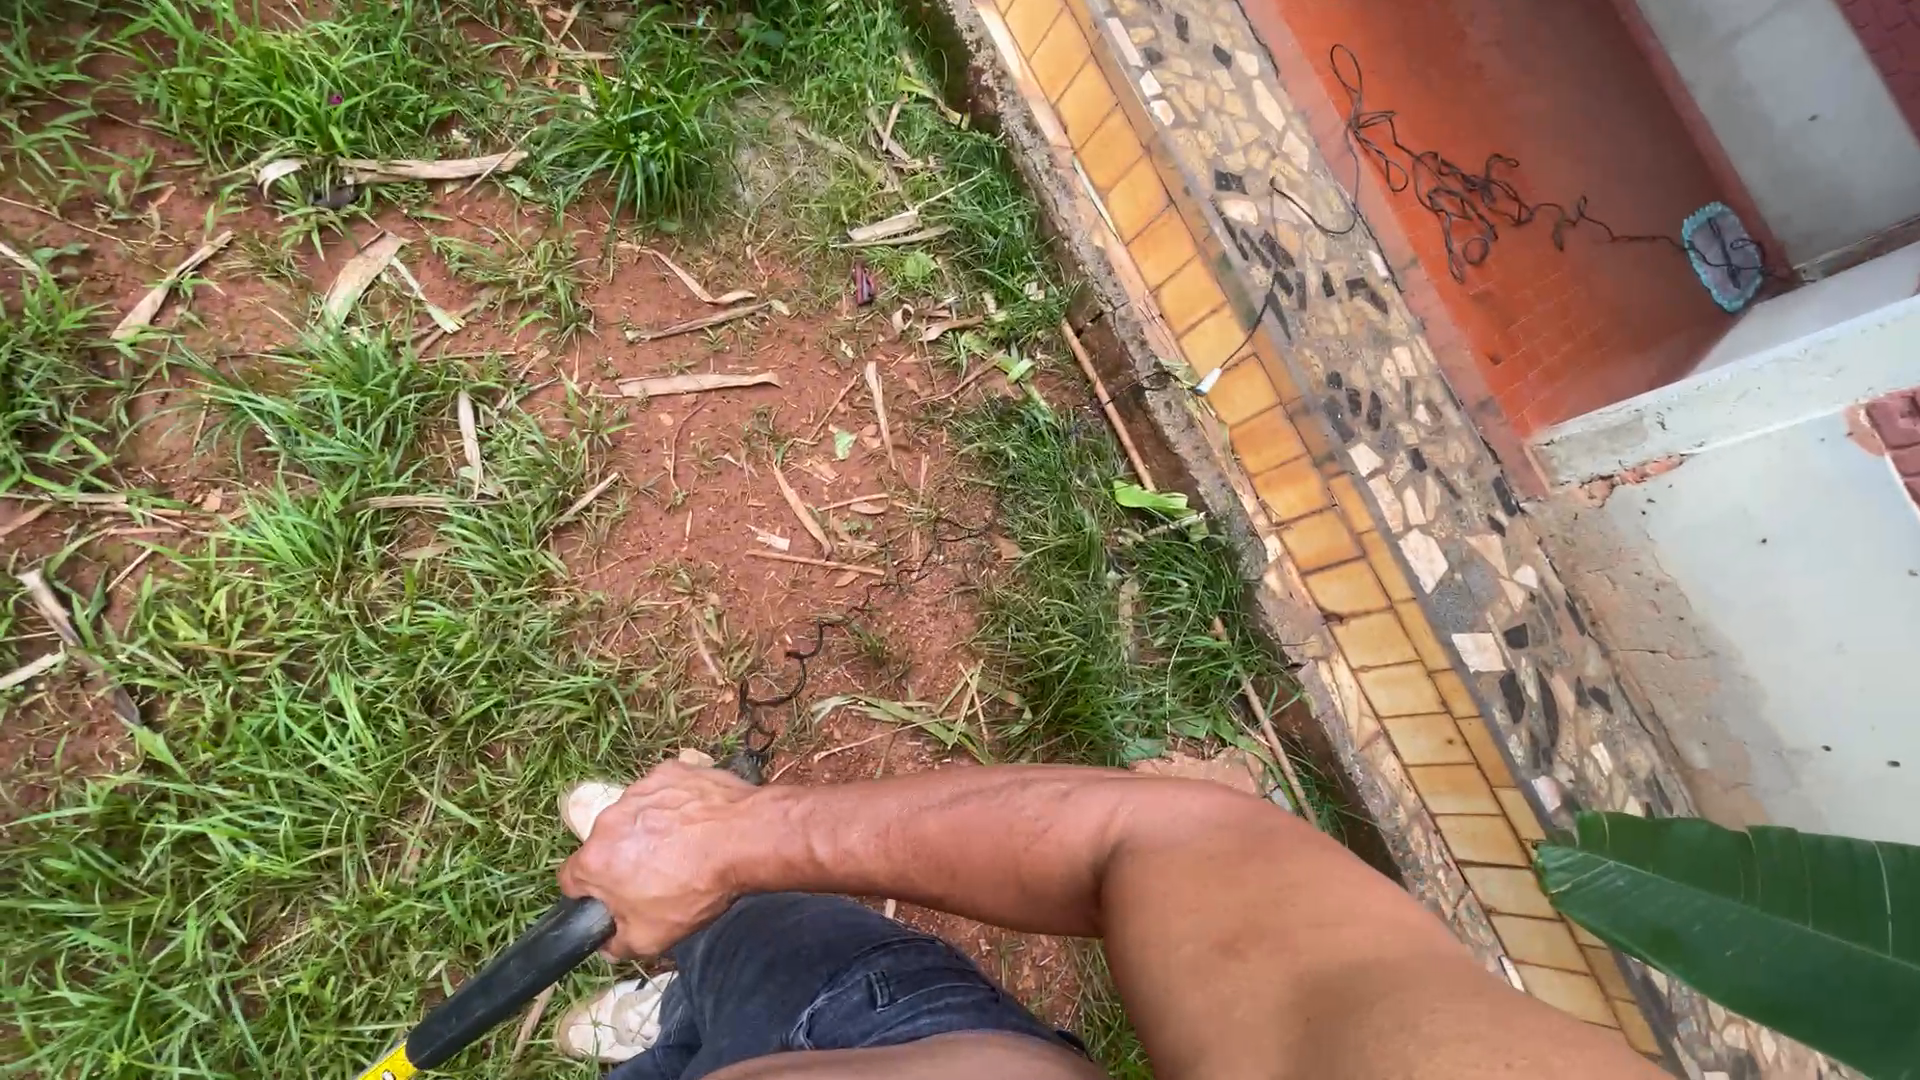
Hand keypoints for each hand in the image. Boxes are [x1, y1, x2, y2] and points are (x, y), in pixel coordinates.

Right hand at [557, 760, 760, 958]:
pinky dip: (675, 803)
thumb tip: (606, 938)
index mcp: (595, 859)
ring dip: (650, 827)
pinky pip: (663, 791)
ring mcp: (641, 789)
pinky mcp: (670, 771)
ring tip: (685, 844)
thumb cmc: (698, 887)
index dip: (593, 892)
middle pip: (606, 843)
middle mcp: (610, 818)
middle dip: (624, 858)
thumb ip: (614, 942)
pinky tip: (697, 819)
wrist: (745, 838)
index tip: (616, 896)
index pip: (572, 879)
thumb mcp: (650, 939)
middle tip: (659, 872)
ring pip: (635, 814)